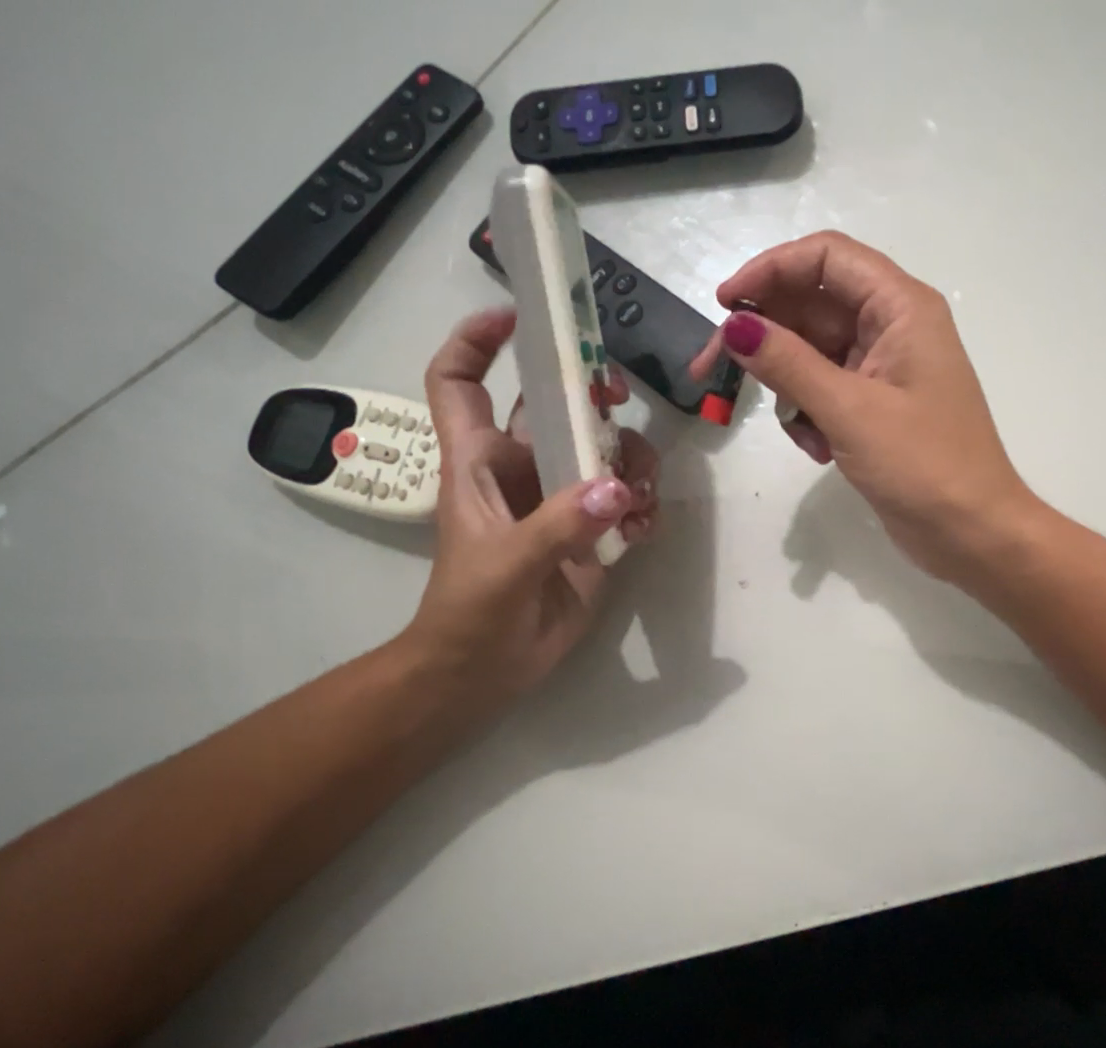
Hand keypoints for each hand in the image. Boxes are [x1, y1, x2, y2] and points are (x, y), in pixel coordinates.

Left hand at [401, 308, 659, 710]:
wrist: (484, 673)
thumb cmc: (470, 612)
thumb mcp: (508, 564)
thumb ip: (560, 524)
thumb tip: (618, 489)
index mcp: (479, 461)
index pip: (460, 382)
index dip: (477, 342)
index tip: (517, 316)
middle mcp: (522, 470)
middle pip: (557, 407)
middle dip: (591, 396)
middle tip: (620, 401)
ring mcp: (560, 502)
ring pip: (602, 452)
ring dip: (630, 460)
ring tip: (640, 493)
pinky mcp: (591, 534)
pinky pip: (627, 500)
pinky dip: (643, 507)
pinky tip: (645, 530)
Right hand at [690, 231, 1037, 581]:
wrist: (973, 532)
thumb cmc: (923, 465)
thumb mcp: (850, 410)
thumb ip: (788, 363)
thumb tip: (735, 324)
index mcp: (901, 307)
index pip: (825, 257)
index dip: (770, 270)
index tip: (723, 305)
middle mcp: (893, 326)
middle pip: (811, 304)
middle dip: (764, 336)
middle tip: (710, 371)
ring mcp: (885, 368)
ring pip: (811, 351)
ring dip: (789, 386)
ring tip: (800, 430)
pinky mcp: (876, 406)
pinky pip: (824, 389)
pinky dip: (810, 414)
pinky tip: (819, 449)